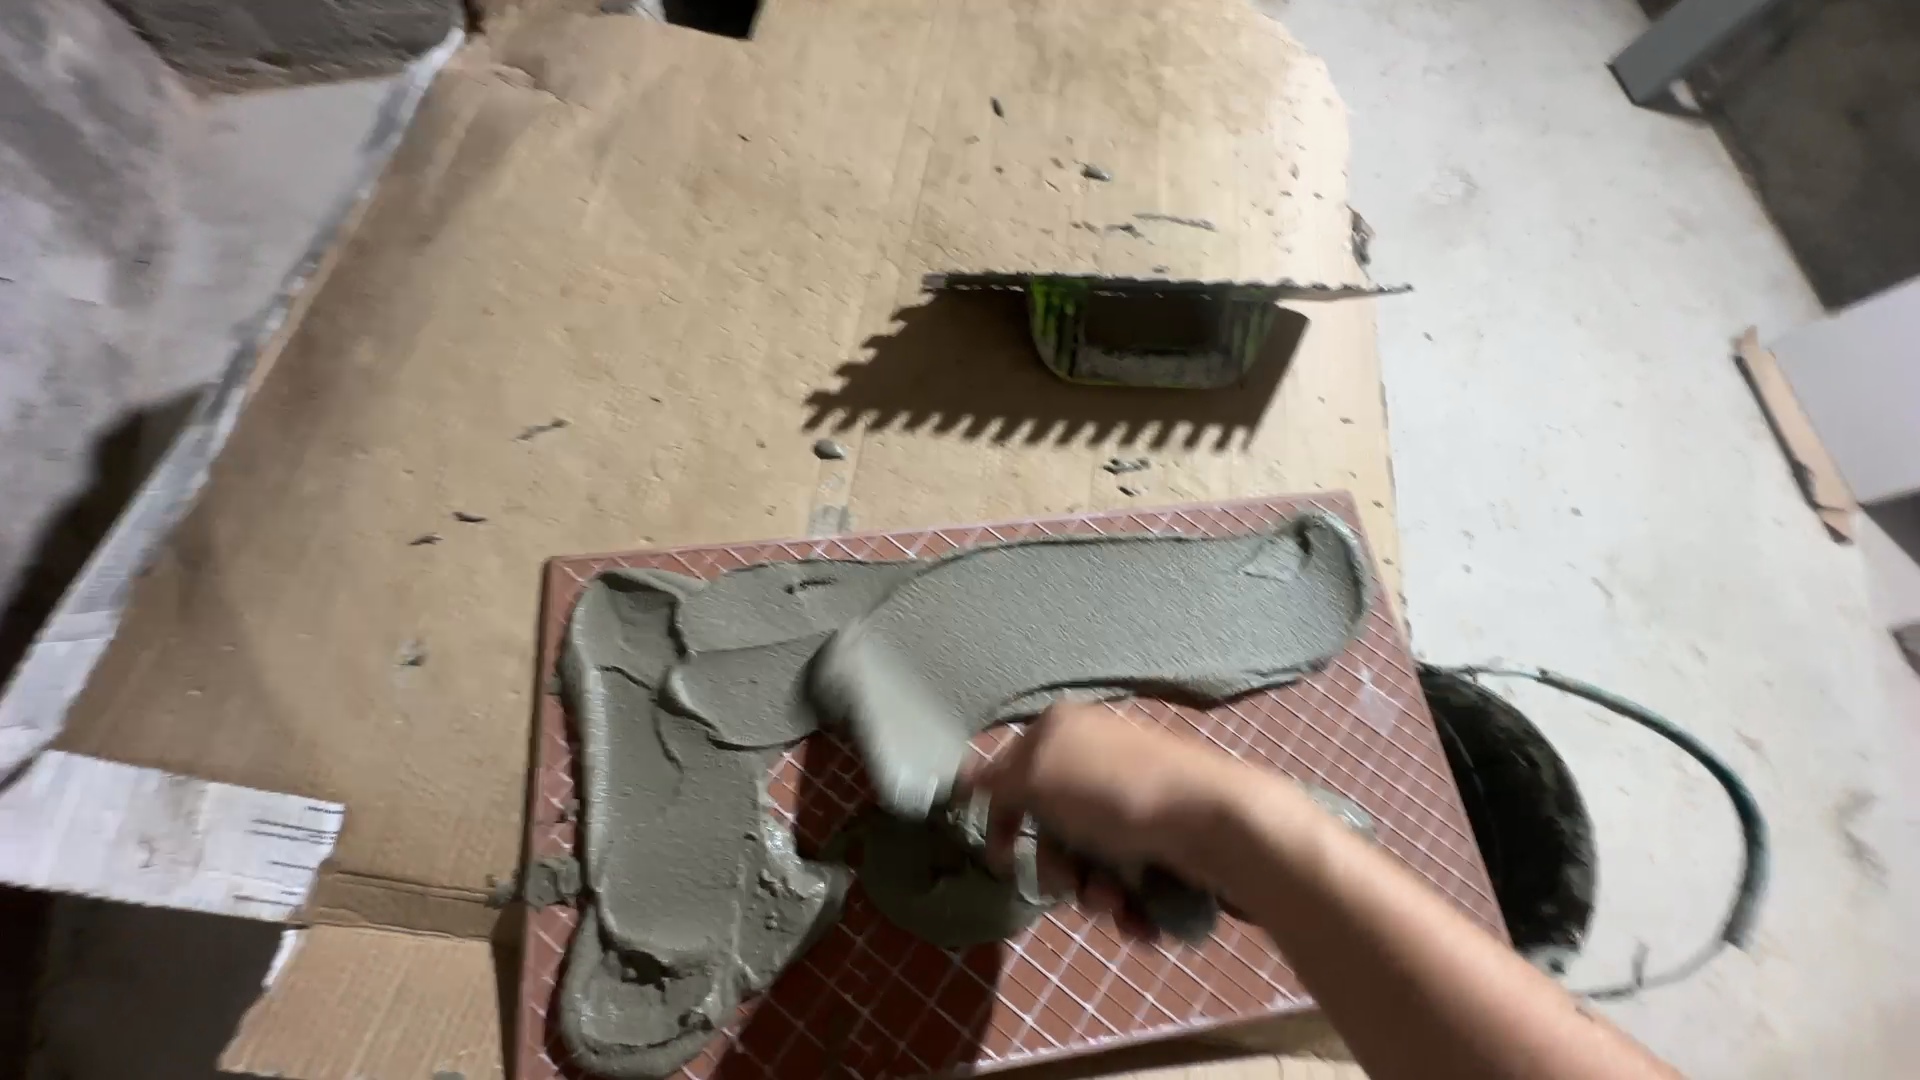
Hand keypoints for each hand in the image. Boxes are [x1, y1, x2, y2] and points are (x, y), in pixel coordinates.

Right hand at [956, 703, 1258, 928]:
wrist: (1214, 820)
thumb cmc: (1116, 790)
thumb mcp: (1039, 774)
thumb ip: (997, 778)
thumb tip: (967, 778)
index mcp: (1064, 732)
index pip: (1012, 771)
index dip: (1000, 816)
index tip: (998, 858)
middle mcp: (1096, 760)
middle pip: (1052, 826)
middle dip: (1057, 866)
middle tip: (1069, 884)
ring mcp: (1132, 800)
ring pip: (1090, 859)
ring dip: (1094, 892)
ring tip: (1116, 902)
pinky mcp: (1163, 836)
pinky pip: (1129, 876)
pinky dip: (1129, 903)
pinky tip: (1139, 916)